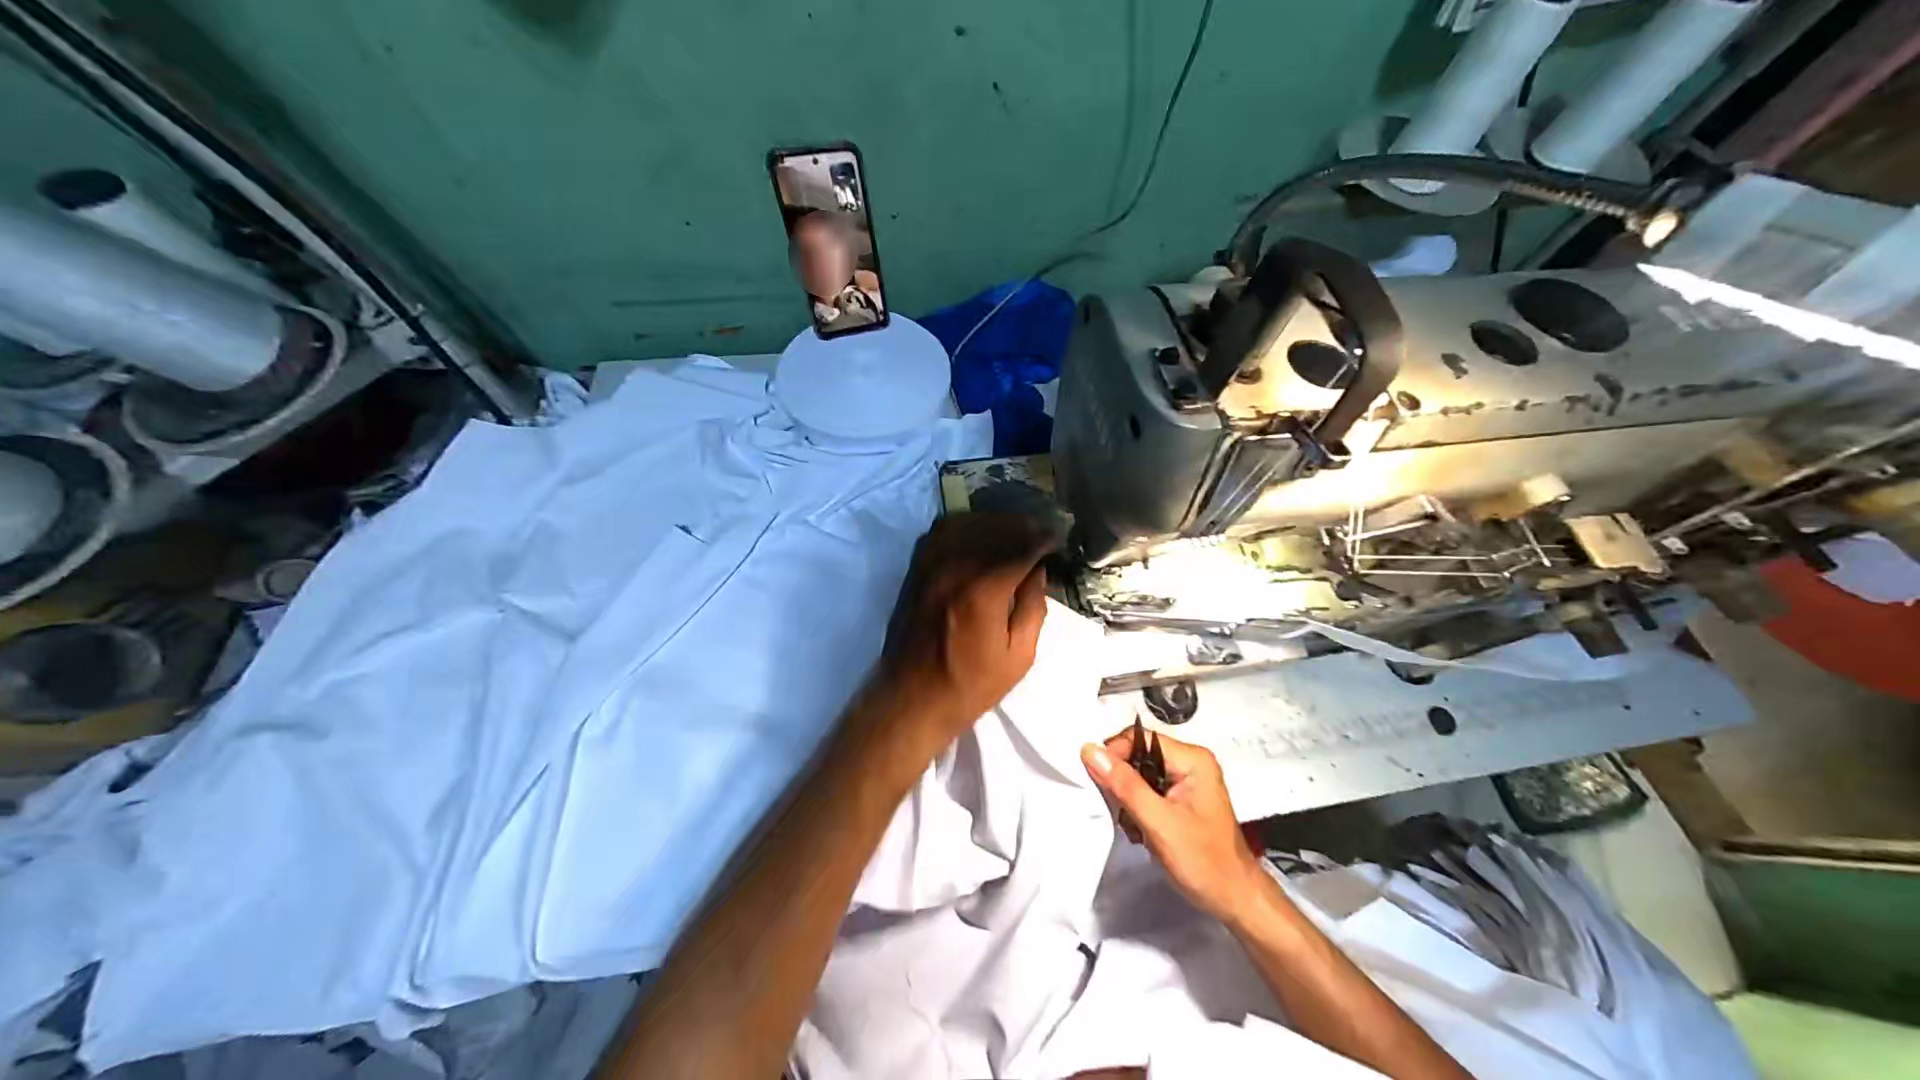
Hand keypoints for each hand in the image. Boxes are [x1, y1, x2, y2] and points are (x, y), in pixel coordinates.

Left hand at [872, 512, 1054, 747]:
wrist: (912, 698)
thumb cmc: (970, 685)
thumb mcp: (1019, 655)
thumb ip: (1032, 606)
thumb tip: (1038, 569)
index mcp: (983, 589)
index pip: (1023, 545)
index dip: (1045, 537)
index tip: (1060, 538)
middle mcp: (955, 565)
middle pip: (997, 526)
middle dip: (1025, 526)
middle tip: (1043, 534)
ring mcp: (930, 563)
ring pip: (969, 521)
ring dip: (997, 522)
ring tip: (1017, 532)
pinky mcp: (916, 567)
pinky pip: (944, 530)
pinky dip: (968, 525)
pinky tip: (983, 535)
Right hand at [1081, 728, 1271, 922]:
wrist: (1234, 900)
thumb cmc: (1203, 861)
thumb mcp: (1159, 822)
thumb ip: (1124, 785)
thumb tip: (1090, 750)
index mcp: (1192, 759)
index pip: (1140, 738)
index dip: (1114, 755)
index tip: (1098, 781)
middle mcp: (1190, 763)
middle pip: (1138, 755)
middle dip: (1121, 781)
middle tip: (1119, 810)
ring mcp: (1186, 782)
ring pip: (1138, 774)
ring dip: (1127, 798)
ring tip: (1133, 826)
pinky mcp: (1179, 799)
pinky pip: (1146, 790)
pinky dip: (1136, 808)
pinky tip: (1140, 830)